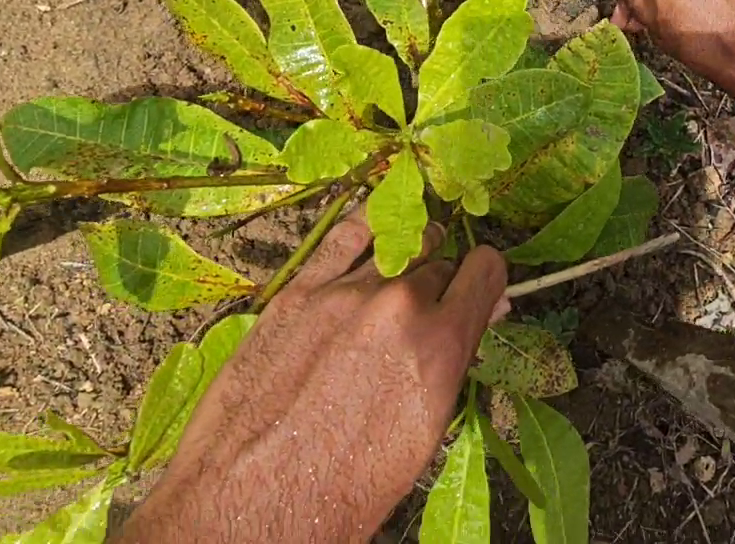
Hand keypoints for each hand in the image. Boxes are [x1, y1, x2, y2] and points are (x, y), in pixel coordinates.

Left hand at [119, 218, 506, 542]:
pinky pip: (345, 234)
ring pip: (399, 248)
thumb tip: (488, 309)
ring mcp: (345, 293)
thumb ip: (456, 358)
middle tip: (427, 312)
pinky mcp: (298, 291)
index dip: (487, 278)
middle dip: (442, 283)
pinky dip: (369, 221)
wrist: (246, 512)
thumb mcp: (424, 433)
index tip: (478, 290)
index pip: (486, 269)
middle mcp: (399, 307)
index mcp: (439, 345)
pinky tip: (378, 221)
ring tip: (402, 272)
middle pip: (440, 263)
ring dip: (408, 258)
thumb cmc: (347, 490)